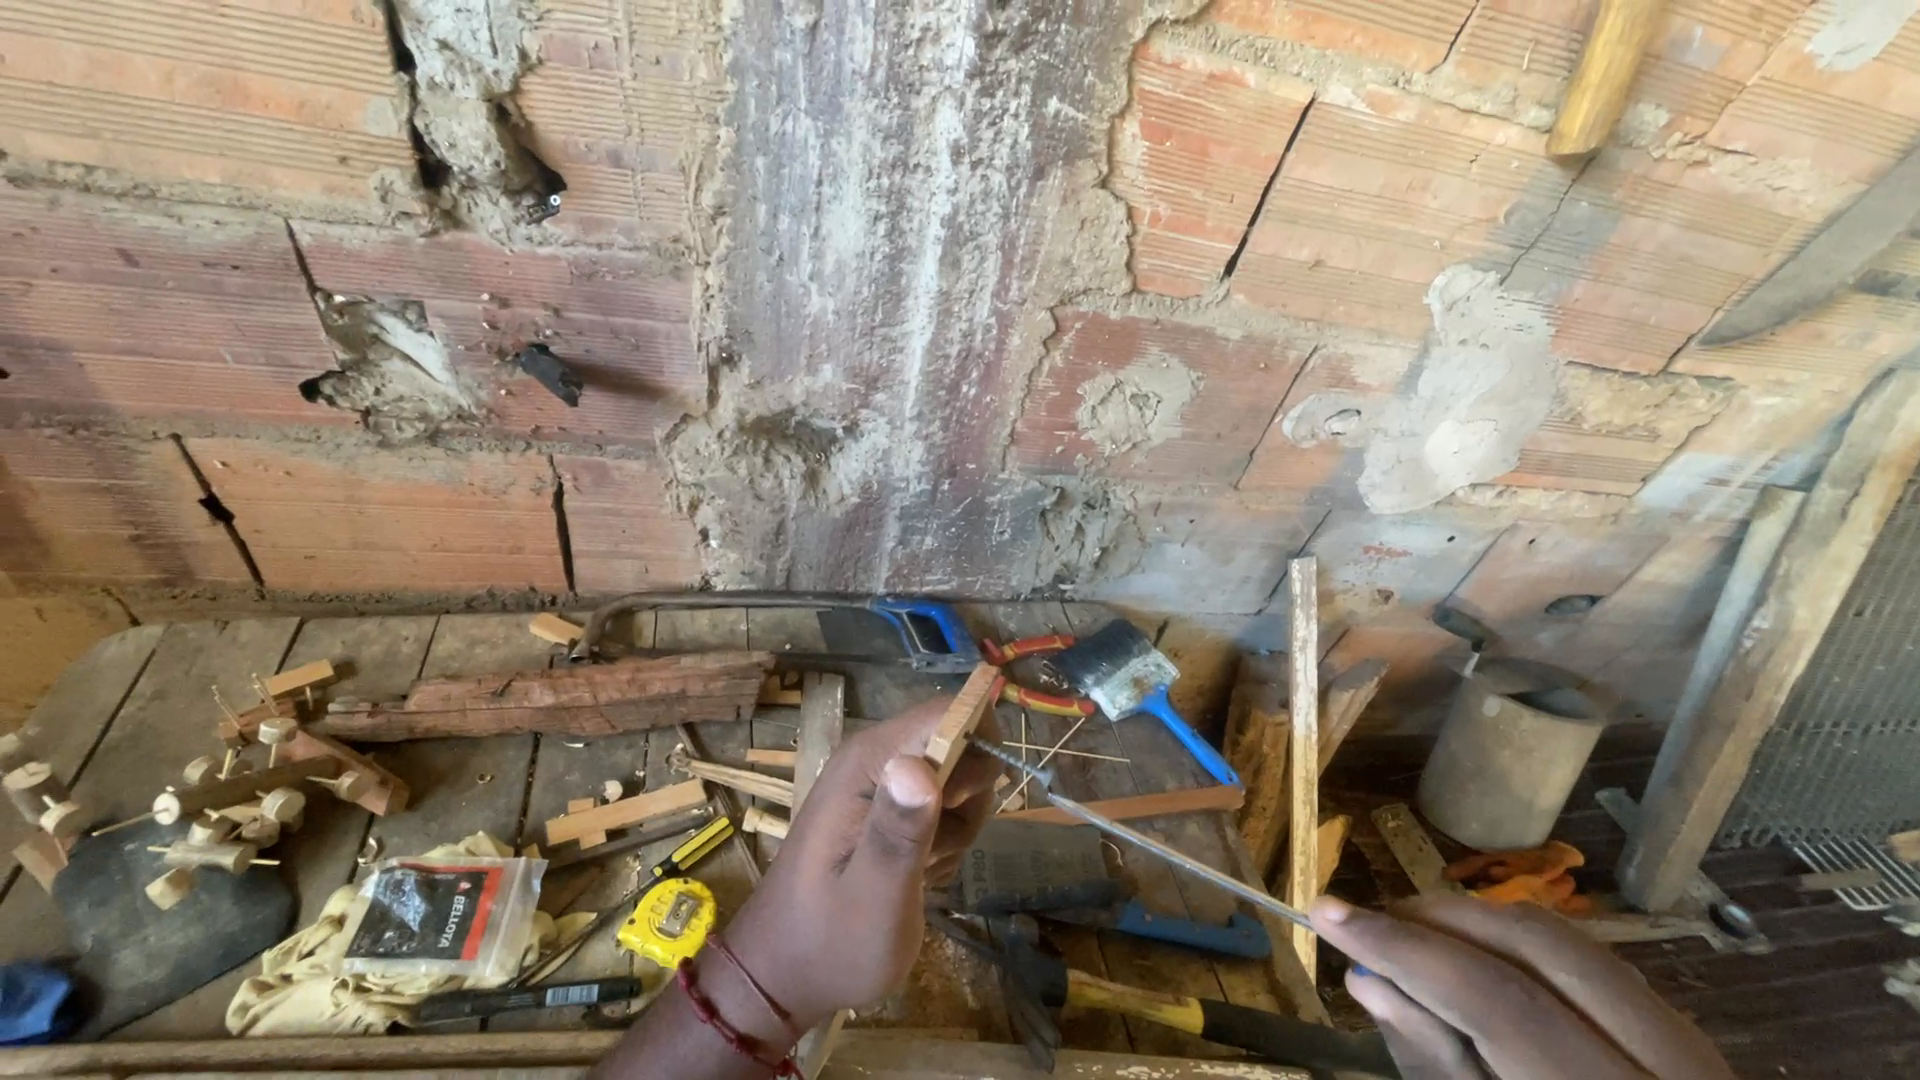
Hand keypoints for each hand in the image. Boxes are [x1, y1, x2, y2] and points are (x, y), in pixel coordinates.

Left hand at [722, 698, 1002, 1025]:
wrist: (788, 975)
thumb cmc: (828, 944)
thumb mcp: (871, 898)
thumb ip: (898, 832)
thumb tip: (919, 766)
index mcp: (868, 762)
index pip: (946, 712)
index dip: (977, 746)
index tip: (969, 805)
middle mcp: (876, 758)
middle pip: (961, 742)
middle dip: (969, 798)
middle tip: (936, 850)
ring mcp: (883, 783)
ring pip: (962, 779)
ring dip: (958, 827)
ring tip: (922, 871)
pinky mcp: (890, 808)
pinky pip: (948, 807)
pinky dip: (946, 843)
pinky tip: (919, 876)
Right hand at [1311, 895, 1734, 1079]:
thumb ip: (1436, 1067)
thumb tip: (1366, 979)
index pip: (1500, 1000)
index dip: (1403, 948)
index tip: (1323, 913)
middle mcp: (1680, 1073)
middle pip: (1539, 947)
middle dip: (1436, 919)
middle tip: (1363, 919)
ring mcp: (1699, 1056)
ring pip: (1567, 943)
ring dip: (1471, 924)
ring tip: (1403, 932)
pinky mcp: (1691, 1046)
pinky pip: (1589, 965)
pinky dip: (1513, 947)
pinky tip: (1466, 957)